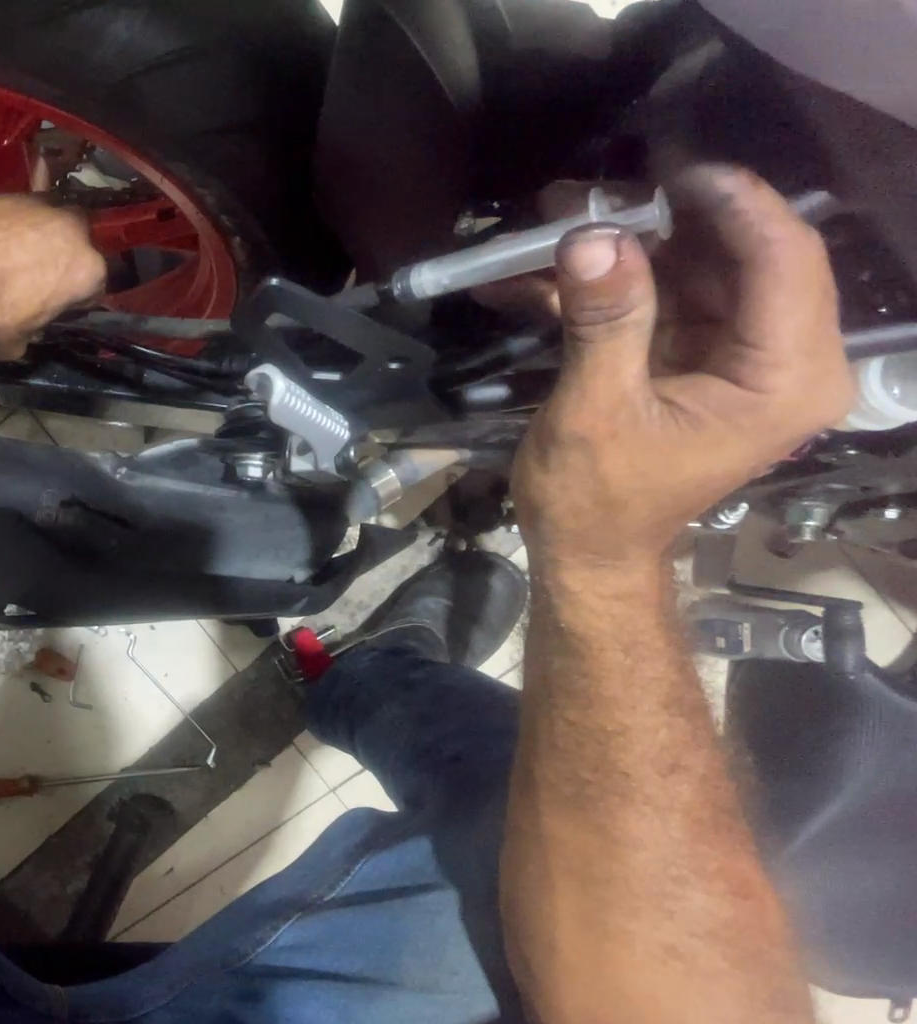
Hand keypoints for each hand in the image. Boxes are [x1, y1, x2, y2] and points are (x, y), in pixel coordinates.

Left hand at [0, 196, 106, 357]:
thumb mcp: (15, 343)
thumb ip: (33, 329)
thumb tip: (27, 326)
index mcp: (86, 270)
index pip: (93, 287)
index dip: (73, 301)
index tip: (54, 309)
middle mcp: (72, 227)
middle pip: (74, 244)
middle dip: (59, 259)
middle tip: (31, 281)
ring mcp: (38, 203)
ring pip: (45, 223)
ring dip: (33, 239)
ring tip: (3, 261)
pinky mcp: (4, 191)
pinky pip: (14, 213)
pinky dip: (5, 226)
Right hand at [513, 165, 853, 570]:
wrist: (583, 552)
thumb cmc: (596, 497)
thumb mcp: (595, 410)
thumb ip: (604, 323)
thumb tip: (592, 238)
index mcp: (785, 376)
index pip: (783, 262)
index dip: (733, 207)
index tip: (672, 170)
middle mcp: (779, 360)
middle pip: (735, 263)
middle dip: (659, 227)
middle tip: (586, 198)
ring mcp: (734, 361)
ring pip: (690, 280)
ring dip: (621, 254)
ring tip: (549, 227)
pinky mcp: (691, 367)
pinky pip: (657, 310)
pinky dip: (602, 293)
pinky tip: (539, 280)